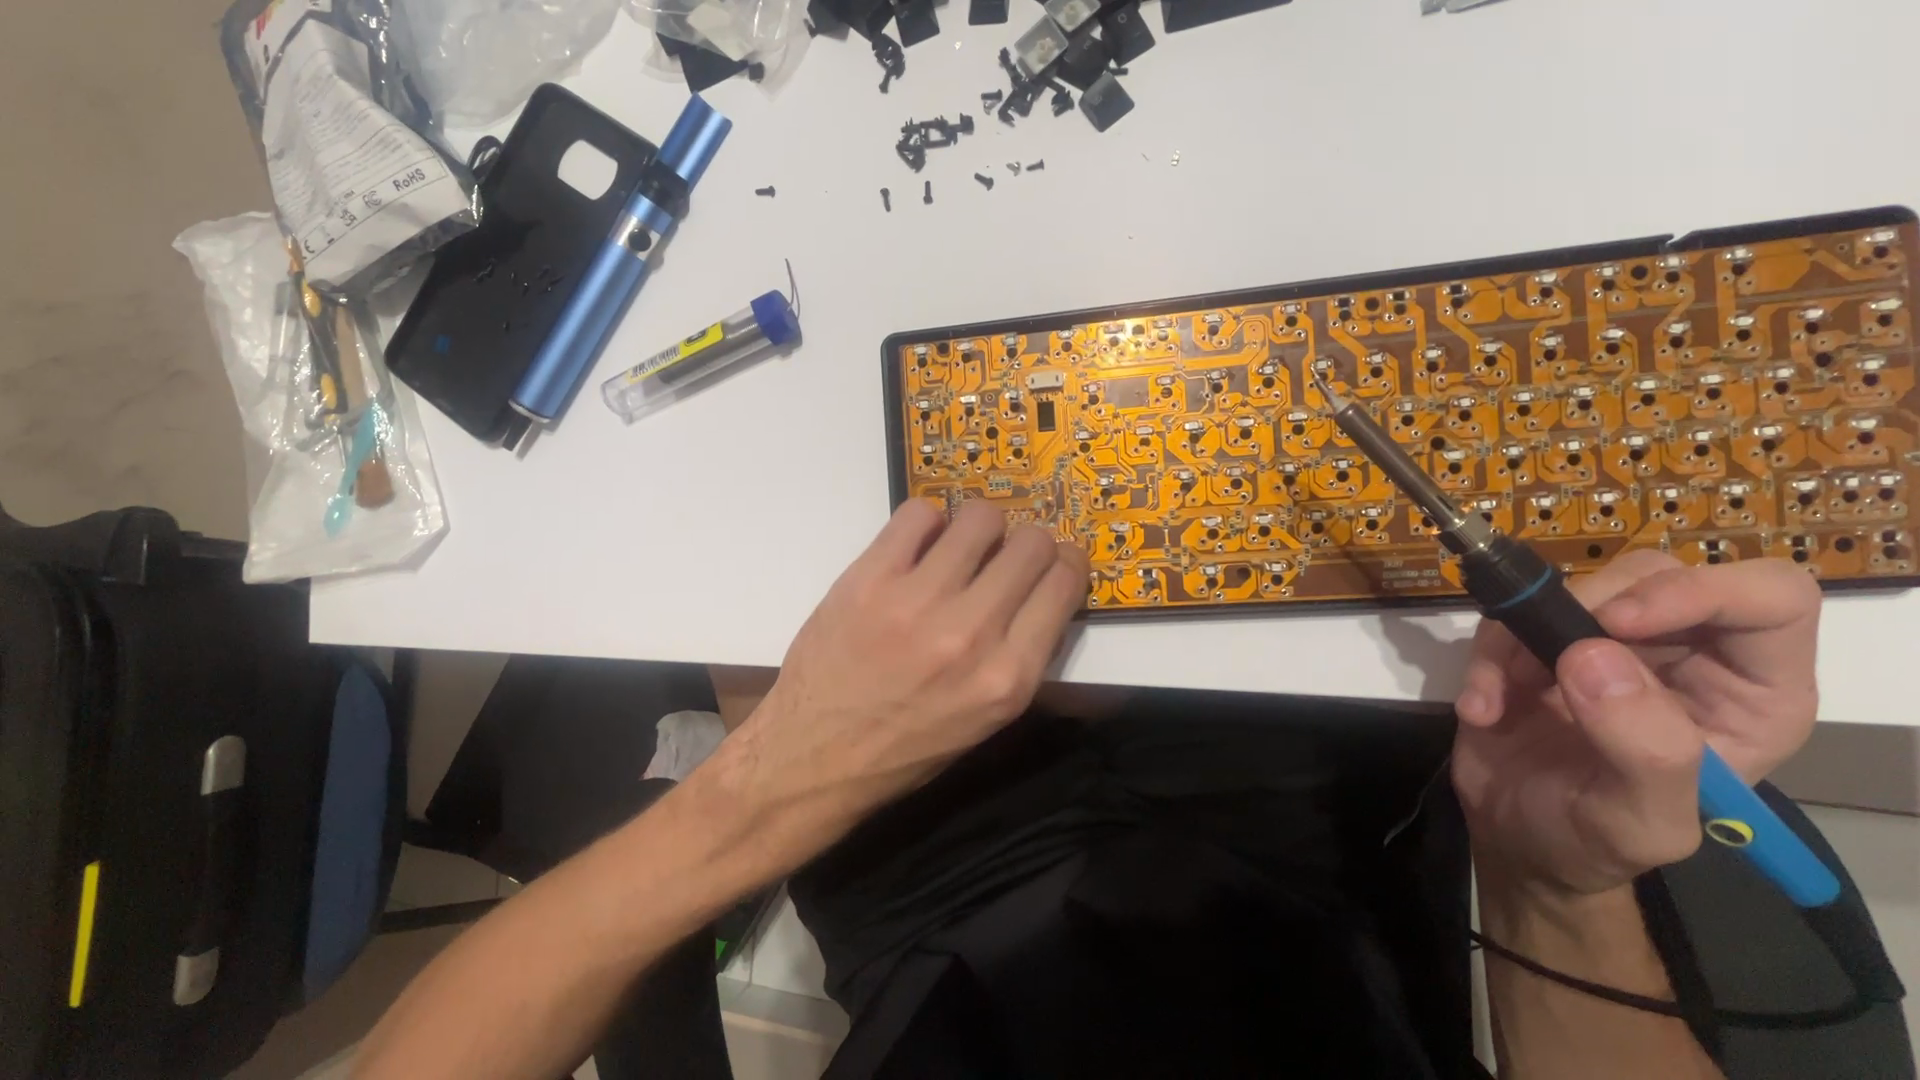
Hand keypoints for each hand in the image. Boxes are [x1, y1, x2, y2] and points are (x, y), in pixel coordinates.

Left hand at [732, 499, 1089, 831]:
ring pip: (980, 518)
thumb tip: (1041, 590)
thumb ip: (1021, 656)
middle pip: (1031, 545)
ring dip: (979, 529)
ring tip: (959, 551)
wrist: (815, 756)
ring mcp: (916, 601)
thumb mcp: (987, 720)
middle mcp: (971, 634)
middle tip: (1005, 559)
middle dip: (1028, 545)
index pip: (1065, 583)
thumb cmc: (906, 747)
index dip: (1068, 563)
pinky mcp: (868, 579)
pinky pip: (918, 513)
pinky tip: (917, 549)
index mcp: (1008, 677)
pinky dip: (925, 524)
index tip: (1056, 563)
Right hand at [1451, 550, 1820, 896]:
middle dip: (1586, 609)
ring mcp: (1609, 644)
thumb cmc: (1597, 844)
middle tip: (1542, 660)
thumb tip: (1593, 656)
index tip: (1617, 624)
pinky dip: (1486, 657)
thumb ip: (1645, 749)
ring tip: (1496, 701)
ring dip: (1520, 637)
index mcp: (1748, 692)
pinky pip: (1513, 615)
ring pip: (1576, 587)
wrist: (1518, 842)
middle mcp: (1687, 653)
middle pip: (1656, 575)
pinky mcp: (1542, 643)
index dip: (1699, 593)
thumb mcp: (1640, 822)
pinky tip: (1481, 710)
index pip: (1768, 599)